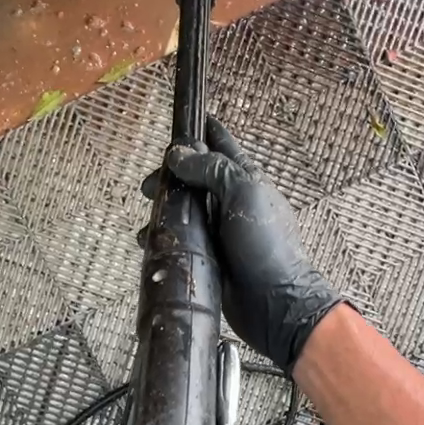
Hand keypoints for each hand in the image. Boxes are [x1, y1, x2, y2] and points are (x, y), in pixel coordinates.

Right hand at [144, 116, 346, 370]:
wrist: (273, 303)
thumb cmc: (266, 247)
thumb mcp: (244, 195)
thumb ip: (213, 170)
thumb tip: (179, 154)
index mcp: (245, 181)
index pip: (220, 146)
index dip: (200, 132)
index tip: (180, 122)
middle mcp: (230, 204)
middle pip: (195, 179)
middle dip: (171, 176)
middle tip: (150, 185)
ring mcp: (218, 232)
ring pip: (184, 210)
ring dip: (164, 209)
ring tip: (150, 218)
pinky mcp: (207, 258)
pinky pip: (181, 241)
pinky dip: (164, 238)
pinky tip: (150, 242)